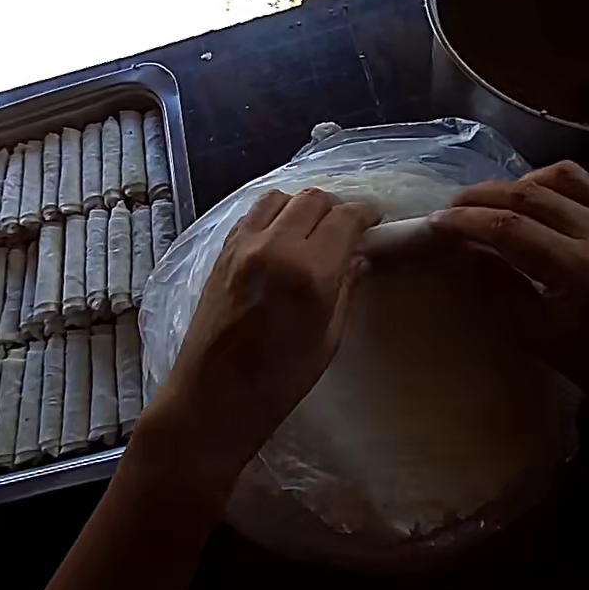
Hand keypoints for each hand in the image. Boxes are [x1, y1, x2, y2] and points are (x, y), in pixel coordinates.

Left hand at [138, 188, 379, 497]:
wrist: (214, 392)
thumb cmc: (279, 379)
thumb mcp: (328, 338)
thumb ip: (346, 289)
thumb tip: (358, 257)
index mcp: (309, 272)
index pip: (345, 218)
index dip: (366, 214)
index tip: (374, 221)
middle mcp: (274, 247)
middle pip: (314, 199)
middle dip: (337, 207)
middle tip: (346, 227)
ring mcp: (243, 245)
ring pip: (280, 197)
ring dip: (302, 206)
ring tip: (312, 228)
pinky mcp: (222, 250)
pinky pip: (253, 213)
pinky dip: (273, 214)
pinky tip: (280, 235)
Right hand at [427, 161, 588, 396]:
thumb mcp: (537, 334)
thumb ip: (500, 285)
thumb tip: (468, 249)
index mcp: (582, 272)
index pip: (510, 229)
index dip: (466, 221)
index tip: (434, 222)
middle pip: (529, 195)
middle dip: (480, 196)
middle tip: (449, 207)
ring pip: (560, 176)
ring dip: (516, 183)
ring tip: (490, 201)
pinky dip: (553, 181)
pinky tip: (534, 198)